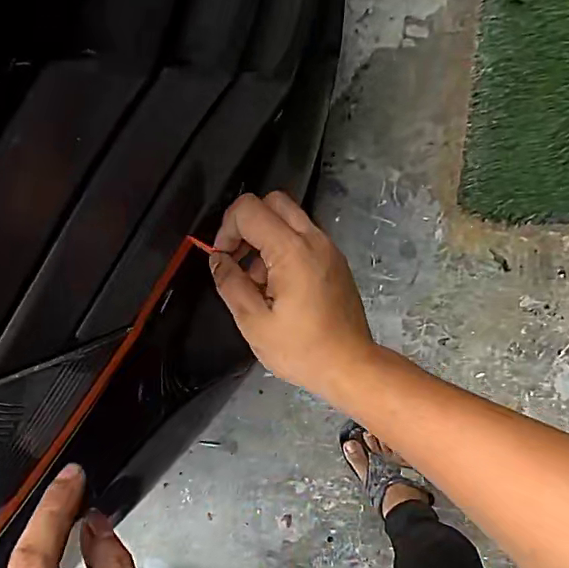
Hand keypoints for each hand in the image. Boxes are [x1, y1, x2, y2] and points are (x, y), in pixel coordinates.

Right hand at [209, 191, 380, 398]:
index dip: (226, 229)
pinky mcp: (335, 262)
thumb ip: (230, 284)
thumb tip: (218, 261)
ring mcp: (329, 250)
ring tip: (257, 281)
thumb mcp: (254, 322)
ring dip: (266, 237)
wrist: (350, 366)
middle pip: (273, 201)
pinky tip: (278, 287)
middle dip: (247, 223)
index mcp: (292, 251)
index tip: (223, 258)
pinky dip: (284, 248)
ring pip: (290, 218)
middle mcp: (315, 241)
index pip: (249, 209)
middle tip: (237, 258)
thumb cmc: (304, 350)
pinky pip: (304, 238)